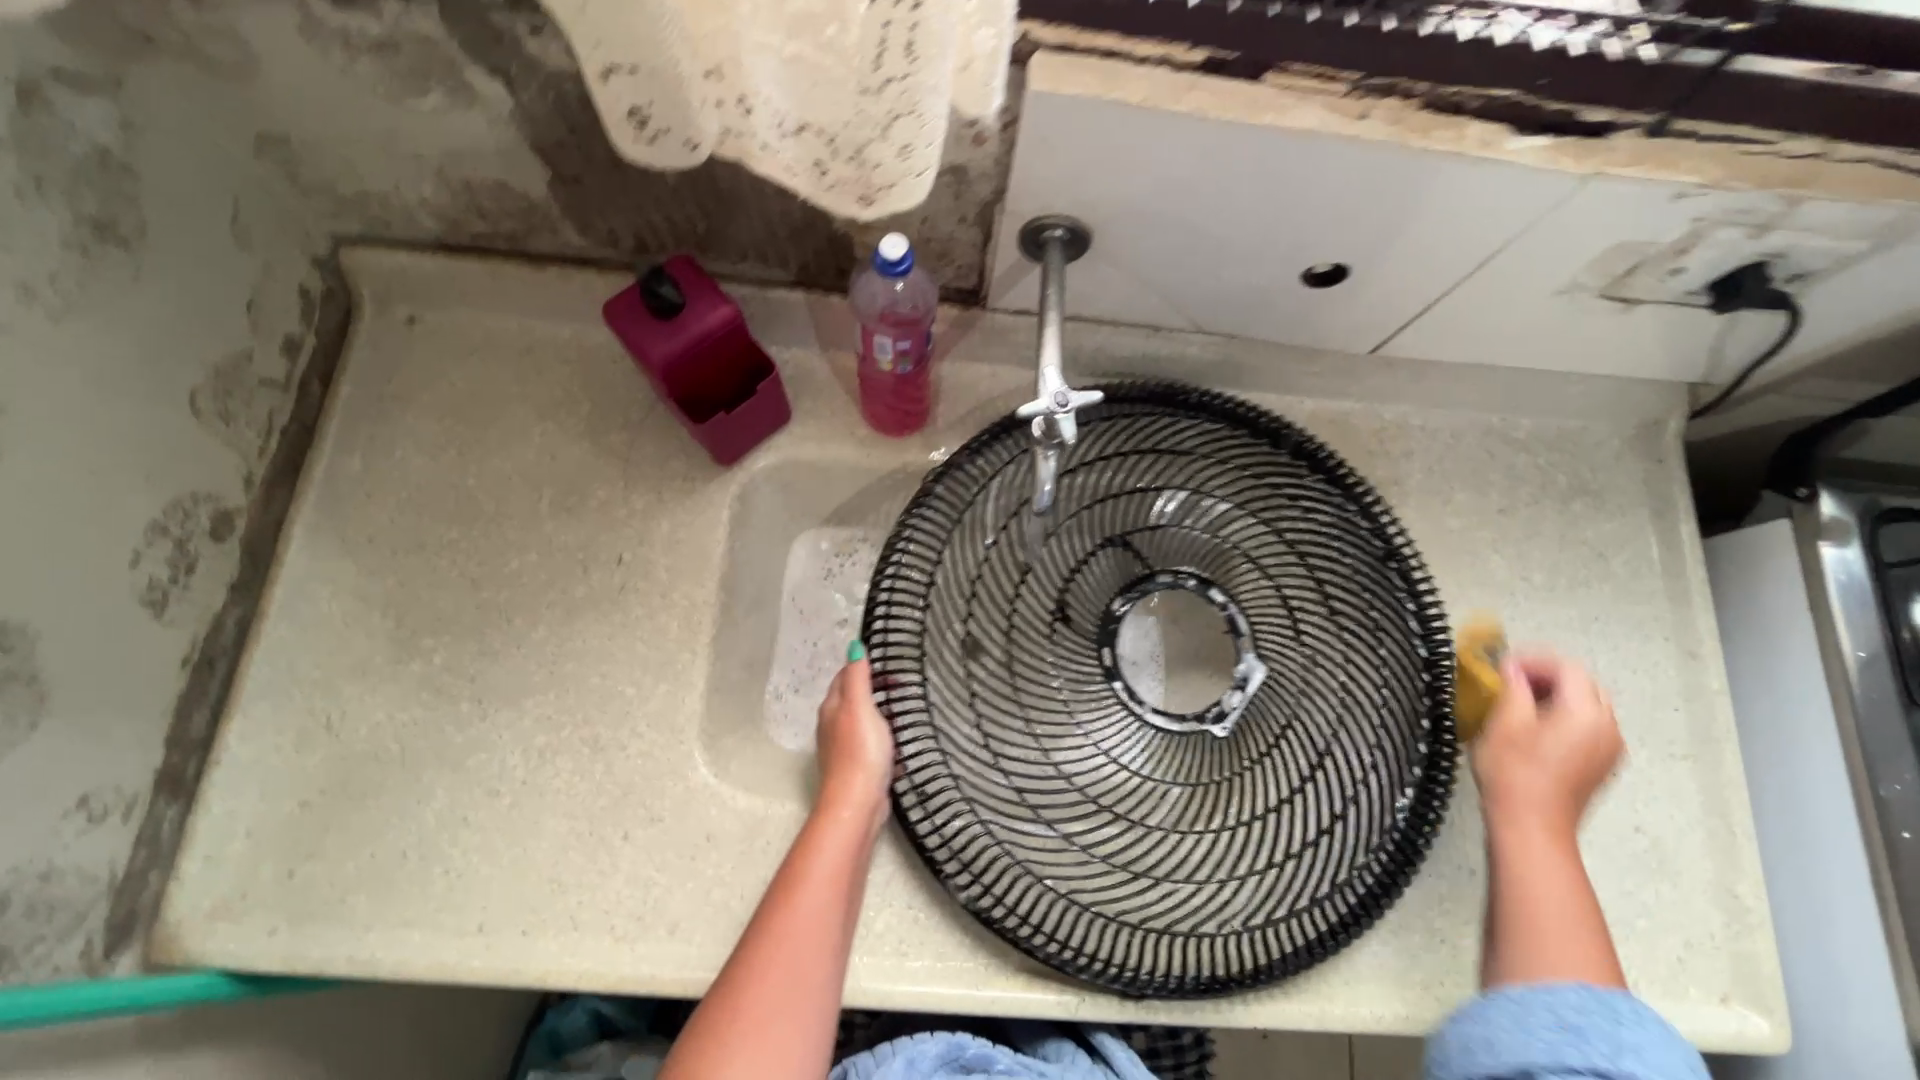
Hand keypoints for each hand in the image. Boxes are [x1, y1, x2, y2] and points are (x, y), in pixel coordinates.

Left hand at [815, 648, 895, 834]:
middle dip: (874, 689)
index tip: (892, 668)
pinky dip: (882, 738)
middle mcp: (832, 725)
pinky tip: (898, 744)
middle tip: (902, 687)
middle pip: (852, 698)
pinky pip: (869, 745)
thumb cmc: (860, 751)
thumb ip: (858, 676)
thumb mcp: (860, 706)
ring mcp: (842, 748)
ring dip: (879, 715)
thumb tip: (853, 645)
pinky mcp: (855, 768)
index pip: (845, 676)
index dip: (865, 667)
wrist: (857, 802)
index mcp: (832, 707)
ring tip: (903, 712)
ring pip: (861, 722)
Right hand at [1471, 652, 1623, 842]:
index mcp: (1586, 713)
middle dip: (1548, 676)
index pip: (1568, 668)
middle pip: (1584, 685)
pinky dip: (1566, 717)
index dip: (1534, 661)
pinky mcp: (1603, 764)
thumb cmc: (1513, 772)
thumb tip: (1513, 669)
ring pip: (1589, 706)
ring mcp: (1610, 748)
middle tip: (1512, 680)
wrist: (1532, 825)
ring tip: (1522, 703)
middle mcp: (1608, 726)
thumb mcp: (1505, 722)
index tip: (1503, 665)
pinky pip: (1590, 727)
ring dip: (1558, 696)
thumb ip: (1514, 688)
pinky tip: (1538, 729)